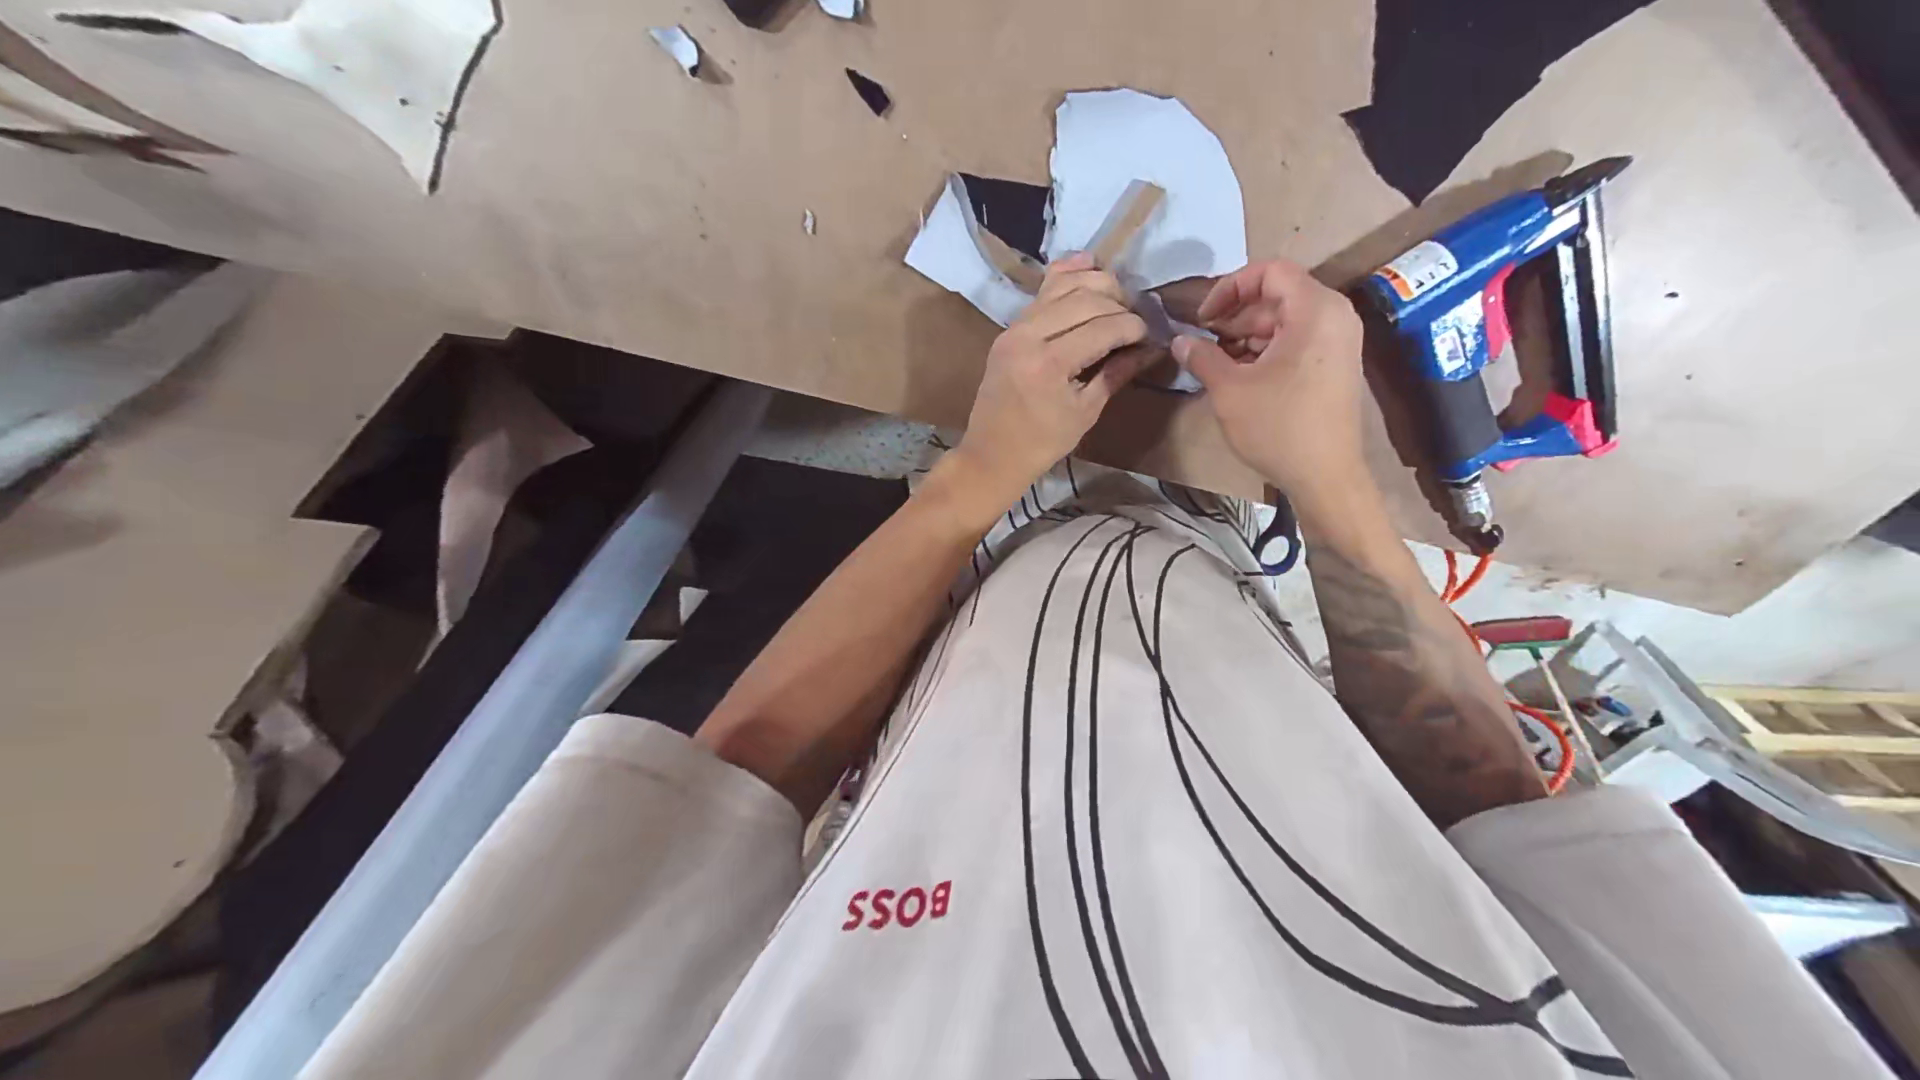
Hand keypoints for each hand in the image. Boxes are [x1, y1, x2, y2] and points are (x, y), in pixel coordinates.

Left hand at [947, 253, 1149, 515]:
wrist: (992, 454)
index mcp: (1048, 363)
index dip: (1133, 327)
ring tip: (1119, 299)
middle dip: (1119, 304)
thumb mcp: (1085, 412)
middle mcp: (1028, 336)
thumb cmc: (1042, 443)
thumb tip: (1151, 349)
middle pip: (1085, 299)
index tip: (1151, 335)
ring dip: (1096, 285)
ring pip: (1063, 287)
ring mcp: (1014, 329)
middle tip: (1138, 319)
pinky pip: (1041, 293)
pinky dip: (1067, 278)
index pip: (1103, 327)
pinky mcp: (1009, 329)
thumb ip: (1116, 373)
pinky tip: (1090, 267)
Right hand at [1172, 259, 1367, 514]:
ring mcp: (1337, 341)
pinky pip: (1295, 340)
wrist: (1325, 475)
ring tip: (1214, 361)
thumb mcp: (1229, 390)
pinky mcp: (1334, 364)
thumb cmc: (1278, 427)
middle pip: (1276, 296)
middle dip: (1234, 316)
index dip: (1229, 287)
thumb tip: (1178, 341)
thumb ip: (1202, 357)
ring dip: (1245, 335)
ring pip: (1283, 320)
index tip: (1203, 318)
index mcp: (1314, 311)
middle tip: (1203, 342)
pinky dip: (1264, 349)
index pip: (1270, 271)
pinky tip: (1237, 374)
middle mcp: (1334, 316)